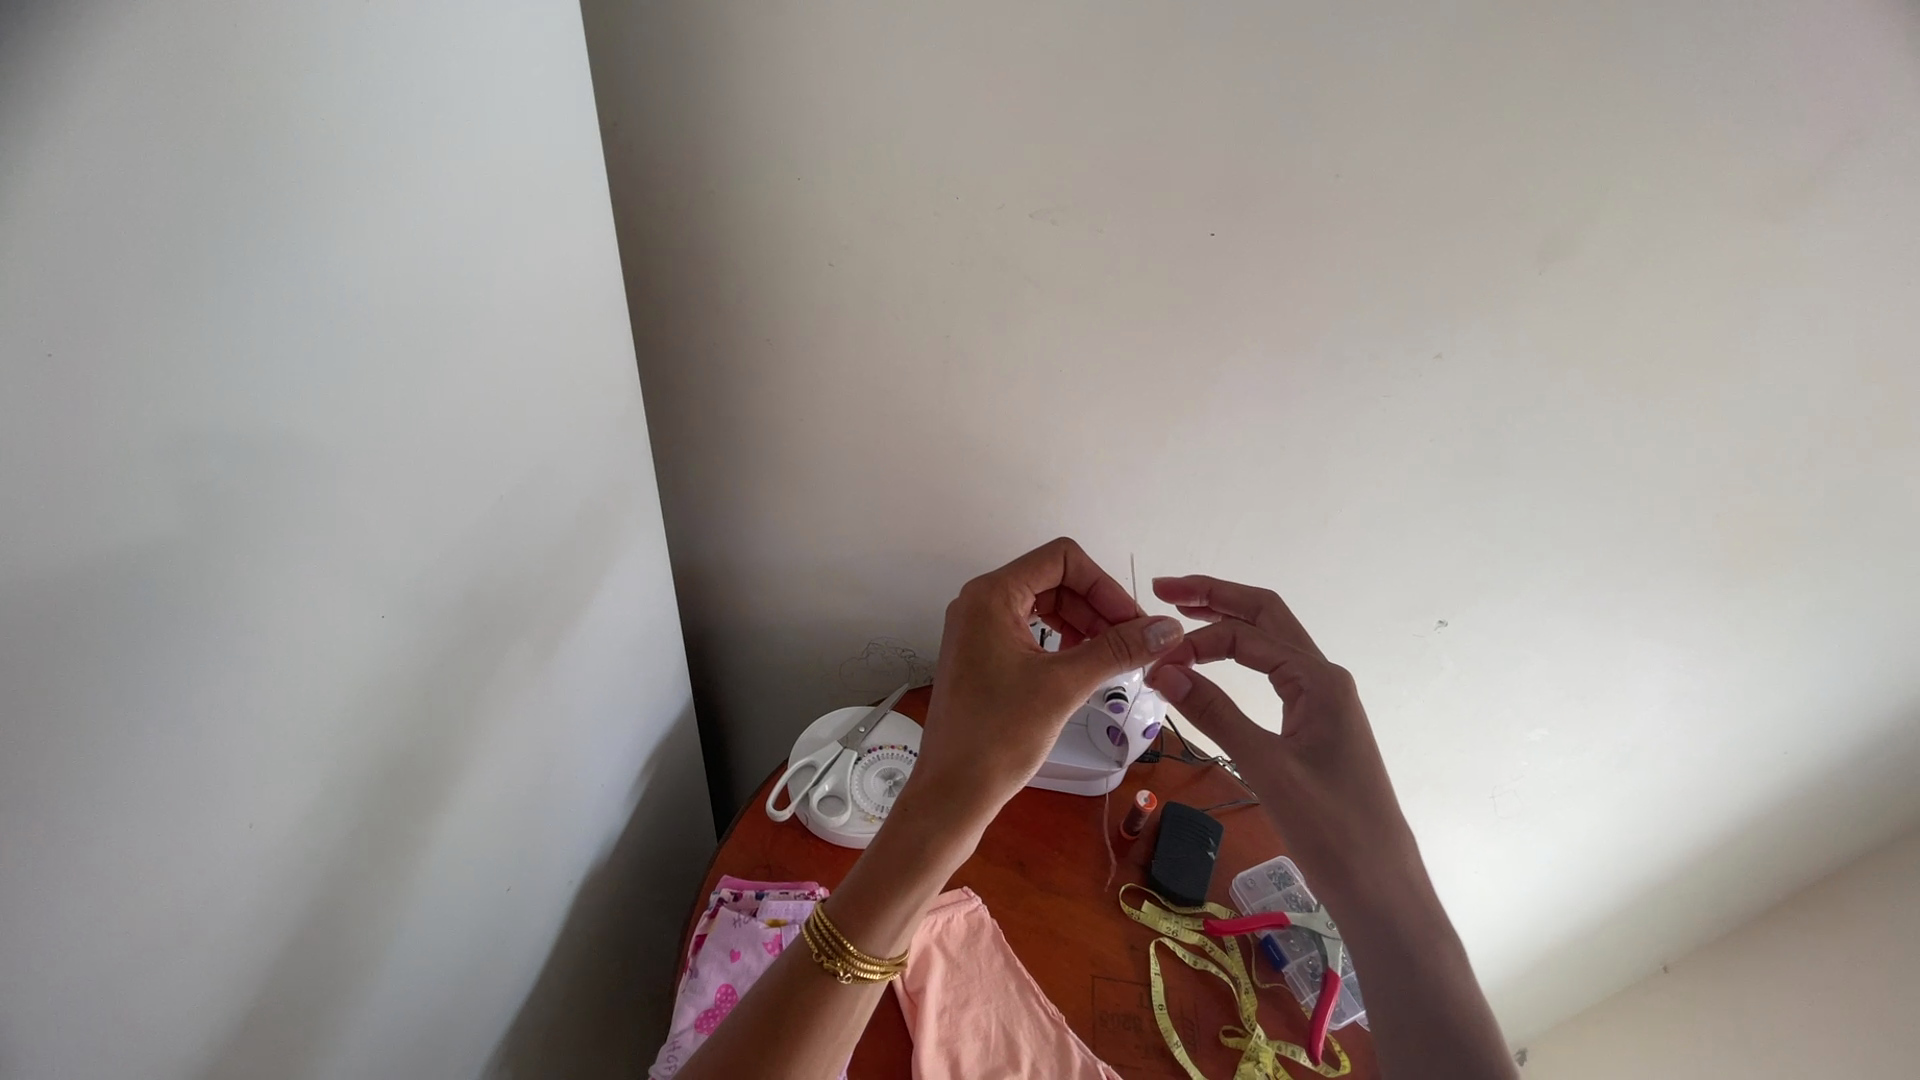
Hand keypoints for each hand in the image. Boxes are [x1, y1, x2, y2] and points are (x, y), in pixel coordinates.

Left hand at [902, 538, 1185, 830]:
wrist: (953, 790)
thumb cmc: (999, 736)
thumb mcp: (1064, 685)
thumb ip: (1117, 649)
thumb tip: (1167, 628)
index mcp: (991, 595)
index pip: (1061, 558)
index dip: (1104, 585)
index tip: (1133, 623)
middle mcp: (981, 602)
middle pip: (1055, 579)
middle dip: (1098, 606)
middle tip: (1132, 643)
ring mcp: (979, 628)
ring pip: (1046, 605)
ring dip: (1085, 624)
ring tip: (1115, 656)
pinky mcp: (983, 653)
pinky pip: (1032, 630)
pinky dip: (1064, 641)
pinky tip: (1087, 664)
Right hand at [1145, 575, 1417, 899]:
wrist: (1380, 885)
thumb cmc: (1329, 826)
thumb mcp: (1266, 766)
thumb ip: (1214, 712)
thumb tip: (1162, 668)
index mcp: (1319, 679)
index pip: (1246, 637)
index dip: (1196, 641)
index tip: (1154, 662)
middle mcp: (1324, 677)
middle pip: (1266, 615)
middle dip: (1216, 597)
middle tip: (1163, 587)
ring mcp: (1323, 699)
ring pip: (1270, 641)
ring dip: (1228, 621)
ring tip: (1182, 611)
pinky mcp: (1316, 722)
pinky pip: (1273, 671)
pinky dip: (1239, 656)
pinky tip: (1216, 659)